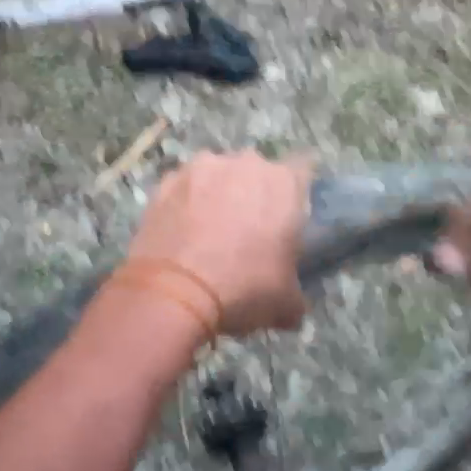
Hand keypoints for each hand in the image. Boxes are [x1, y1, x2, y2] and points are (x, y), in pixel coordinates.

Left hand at [126, 151, 311, 336]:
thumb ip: (296, 293)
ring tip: (209, 231)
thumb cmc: (243, 287)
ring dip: (217, 194)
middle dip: (254, 193)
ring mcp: (202, 167)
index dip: (296, 193)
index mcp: (283, 182)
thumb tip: (292, 307)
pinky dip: (185, 203)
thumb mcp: (286, 303)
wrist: (174, 291)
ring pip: (217, 175)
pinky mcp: (167, 180)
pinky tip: (181, 233)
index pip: (304, 171)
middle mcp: (246, 163)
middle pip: (257, 171)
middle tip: (249, 230)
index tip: (289, 217)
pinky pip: (184, 188)